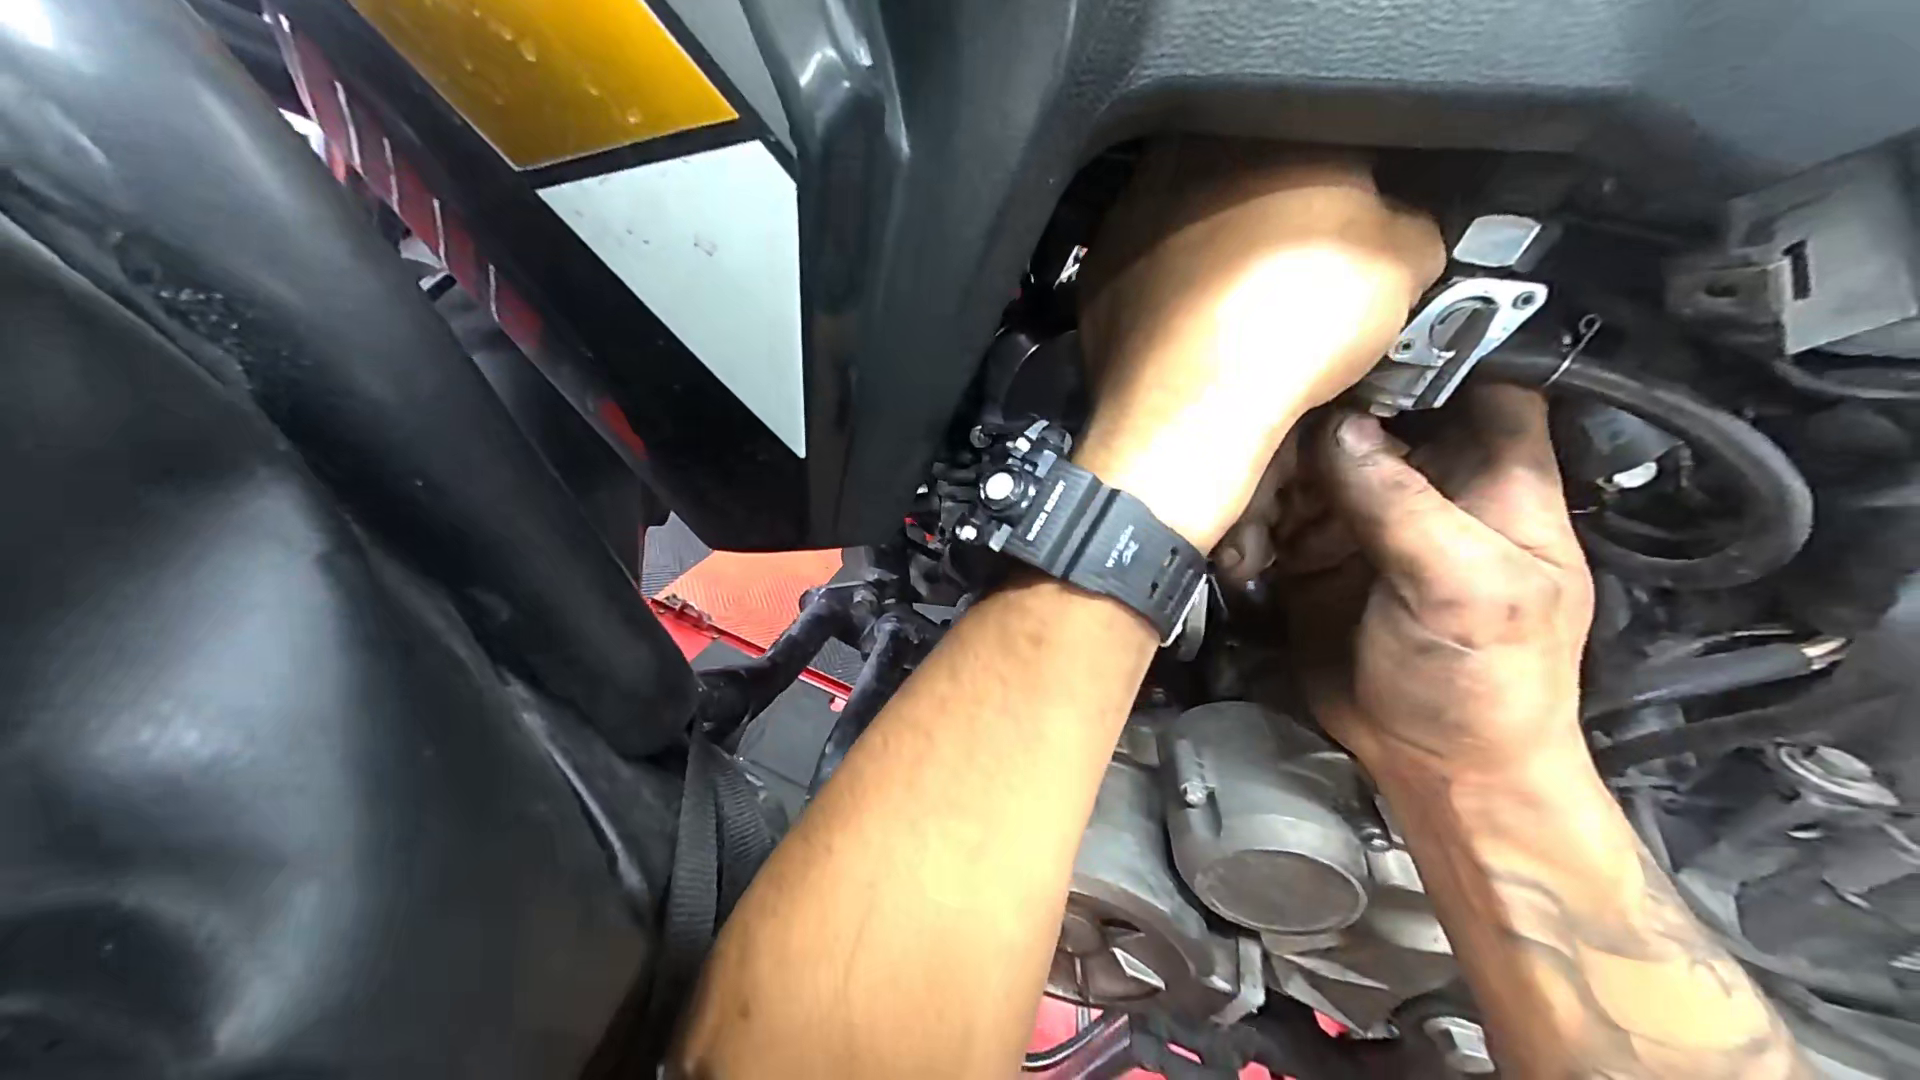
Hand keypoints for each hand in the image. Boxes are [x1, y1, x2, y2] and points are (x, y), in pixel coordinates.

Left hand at [1073, 138, 1443, 551]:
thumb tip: (1400, 232)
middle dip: (1271, 229)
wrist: (1195, 400)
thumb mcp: (1404, 258)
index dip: (1347, 193)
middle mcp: (1181, 164)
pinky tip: (1197, 337)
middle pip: (1243, 187)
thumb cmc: (1292, 320)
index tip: (1351, 238)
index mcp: (1264, 129)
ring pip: (1188, 235)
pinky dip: (1170, 303)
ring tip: (1244, 319)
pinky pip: (1145, 283)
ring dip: (1217, 265)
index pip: (1322, 138)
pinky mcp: (1095, 285)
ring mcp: (1126, 227)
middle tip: (1295, 282)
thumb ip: (1408, 223)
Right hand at [1279, 386, 1594, 780]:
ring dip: (1270, 482)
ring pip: (1304, 466)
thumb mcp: (1466, 589)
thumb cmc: (1486, 684)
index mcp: (1492, 482)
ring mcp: (1360, 522)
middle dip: (1312, 429)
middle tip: (1275, 448)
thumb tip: (1341, 431)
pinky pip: (1271, 516)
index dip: (1426, 356)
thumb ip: (1404, 504)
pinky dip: (1250, 526)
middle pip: (1361, 421)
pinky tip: (1247, 553)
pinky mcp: (1311, 554)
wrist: (1433, 763)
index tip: (1355, 344)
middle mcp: (1423, 490)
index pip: (1475, 385)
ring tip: (1255, 524)